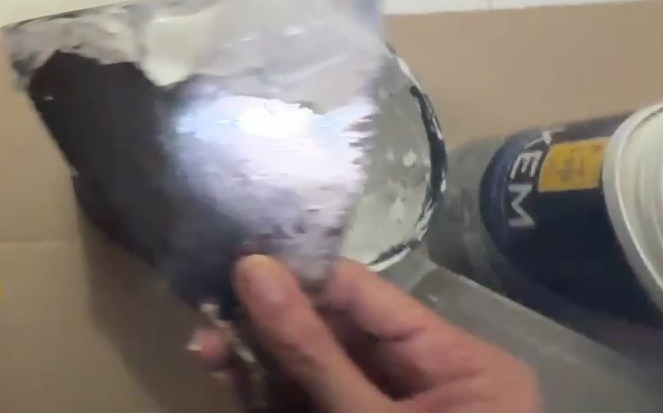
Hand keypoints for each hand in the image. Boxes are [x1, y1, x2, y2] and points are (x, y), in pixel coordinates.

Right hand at [192, 256, 540, 411]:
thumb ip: (311, 348)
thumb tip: (248, 262)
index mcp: (456, 361)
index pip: (355, 288)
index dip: (289, 272)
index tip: (223, 263)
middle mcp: (423, 371)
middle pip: (326, 318)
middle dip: (262, 320)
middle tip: (205, 319)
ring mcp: (384, 400)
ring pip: (305, 352)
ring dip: (252, 351)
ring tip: (206, 353)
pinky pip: (302, 387)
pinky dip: (262, 383)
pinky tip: (224, 374)